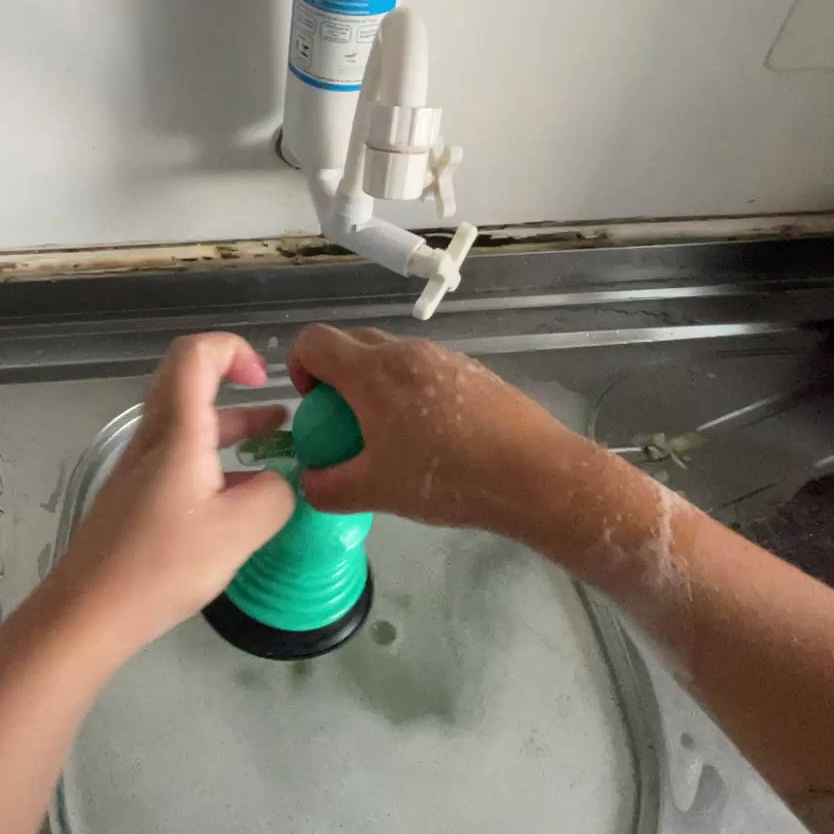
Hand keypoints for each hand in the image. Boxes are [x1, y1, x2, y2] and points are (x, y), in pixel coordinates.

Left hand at [47, 333, 295, 654]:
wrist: (89, 610)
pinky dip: (215, 455)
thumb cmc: (162, 564)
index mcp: (177, 430)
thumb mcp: (237, 532)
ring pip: (188, 420)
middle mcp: (154, 436)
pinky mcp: (138, 493)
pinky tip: (241, 492)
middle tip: (274, 407)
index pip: (196, 353)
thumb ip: (274, 496)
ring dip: (231, 422)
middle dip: (236, 383)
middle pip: (188, 380)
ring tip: (275, 441)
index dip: (233, 349)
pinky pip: (180, 454)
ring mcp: (142, 465)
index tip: (263, 380)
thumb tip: (279, 482)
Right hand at [286, 324, 587, 542]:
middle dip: (335, 373)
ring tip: (389, 431)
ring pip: (390, 355)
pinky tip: (432, 435)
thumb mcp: (375, 492)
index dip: (298, 365)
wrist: (535, 474)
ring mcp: (442, 356)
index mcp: (372, 372)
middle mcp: (405, 351)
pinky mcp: (471, 369)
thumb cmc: (447, 479)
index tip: (312, 402)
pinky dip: (409, 390)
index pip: (314, 341)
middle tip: (343, 419)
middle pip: (351, 342)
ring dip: (374, 382)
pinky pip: (423, 369)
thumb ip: (327, 488)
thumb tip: (309, 482)